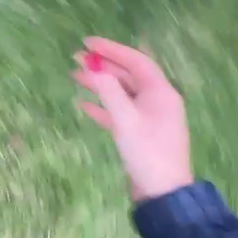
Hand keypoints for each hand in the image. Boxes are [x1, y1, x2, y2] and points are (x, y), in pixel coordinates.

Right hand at [72, 37, 192, 201]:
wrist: (163, 194)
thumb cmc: (147, 152)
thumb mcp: (126, 119)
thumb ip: (108, 91)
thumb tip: (92, 67)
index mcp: (160, 92)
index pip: (135, 61)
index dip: (111, 49)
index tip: (86, 43)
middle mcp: (156, 100)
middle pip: (127, 75)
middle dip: (102, 65)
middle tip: (75, 58)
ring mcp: (148, 117)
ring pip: (121, 93)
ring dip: (99, 83)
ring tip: (74, 76)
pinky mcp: (139, 133)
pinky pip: (118, 112)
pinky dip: (101, 106)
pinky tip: (82, 104)